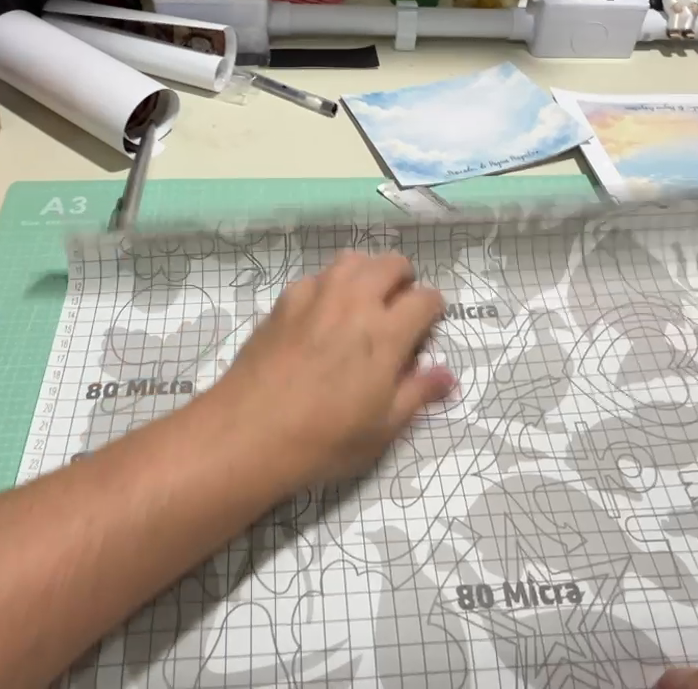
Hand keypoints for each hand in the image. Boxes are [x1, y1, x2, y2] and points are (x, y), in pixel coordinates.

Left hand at [206, 252, 453, 487]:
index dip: (433, 309)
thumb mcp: (382, 428)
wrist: (249, 430)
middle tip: (398, 307)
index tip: (428, 325)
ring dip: (366, 272)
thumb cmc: (324, 438)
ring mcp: (316, 295)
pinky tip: (321, 314)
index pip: (425, 298)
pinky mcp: (284, 300)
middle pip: (391, 263)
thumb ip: (418, 393)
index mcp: (385, 332)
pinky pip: (316, 277)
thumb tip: (448, 374)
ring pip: (351, 260)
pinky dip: (329, 286)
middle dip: (404, 279)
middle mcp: (354, 301)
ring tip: (363, 300)